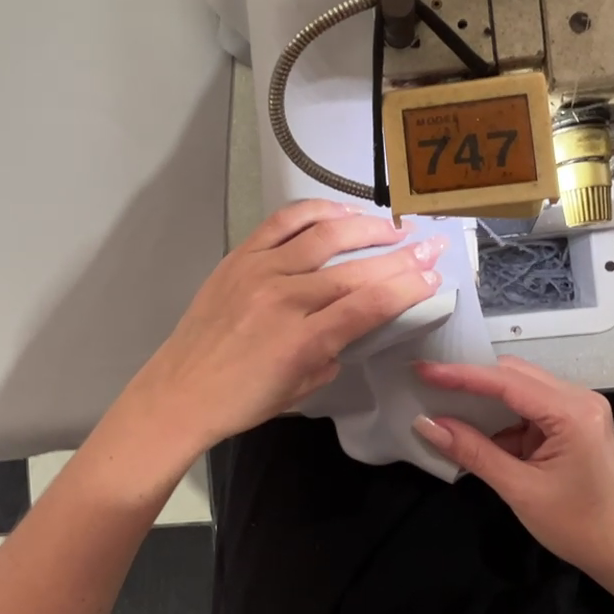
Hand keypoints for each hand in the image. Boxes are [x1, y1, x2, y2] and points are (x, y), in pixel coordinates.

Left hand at [119, 200, 445, 446]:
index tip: (433, 276)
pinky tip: (340, 212)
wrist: (179, 392)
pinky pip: (282, 223)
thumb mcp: (302, 388)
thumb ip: (334, 351)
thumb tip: (353, 321)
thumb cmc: (242, 401)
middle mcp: (285, 297)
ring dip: (365, 227)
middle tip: (430, 245)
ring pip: (324, 236)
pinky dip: (315, 212)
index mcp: (304, 340)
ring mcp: (259, 271)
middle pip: (356, 269)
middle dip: (401, 257)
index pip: (370, 304)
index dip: (408, 287)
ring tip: (392, 226)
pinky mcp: (239, 257)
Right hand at [412, 358, 613, 582]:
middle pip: (514, 375)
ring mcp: (579, 409)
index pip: (507, 382)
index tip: (424, 371)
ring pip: (520, 388)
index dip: (461, 374)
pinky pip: (529, 407)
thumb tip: (427, 424)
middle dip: (470, 380)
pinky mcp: (573, 423)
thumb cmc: (578, 527)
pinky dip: (500, 416)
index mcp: (573, 412)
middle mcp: (580, 399)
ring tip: (443, 403)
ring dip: (484, 397)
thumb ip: (472, 452)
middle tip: (427, 384)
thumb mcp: (519, 489)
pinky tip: (473, 426)